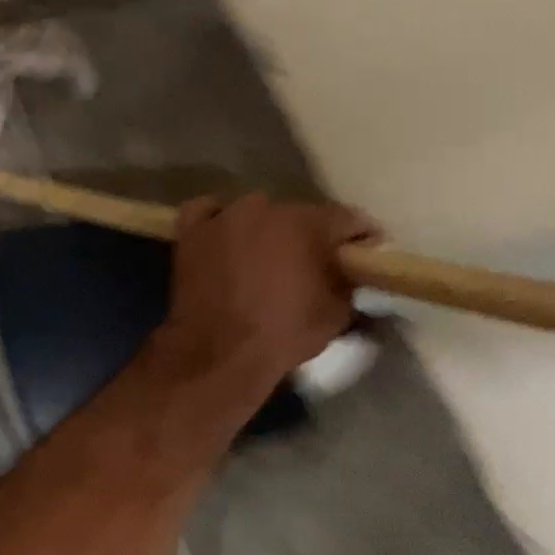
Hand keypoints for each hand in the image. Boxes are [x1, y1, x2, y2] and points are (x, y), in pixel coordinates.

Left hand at [157, 193, 378, 393]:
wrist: (220, 345)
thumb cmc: (285, 330)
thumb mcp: (339, 308)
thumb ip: (347, 276)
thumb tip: (348, 264)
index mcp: (306, 223)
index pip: (347, 217)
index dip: (361, 236)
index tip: (365, 252)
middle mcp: (262, 209)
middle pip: (297, 213)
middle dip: (310, 232)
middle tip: (314, 258)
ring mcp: (222, 216)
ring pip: (253, 210)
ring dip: (264, 226)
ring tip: (267, 252)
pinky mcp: (190, 229)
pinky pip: (205, 211)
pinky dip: (217, 218)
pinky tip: (224, 234)